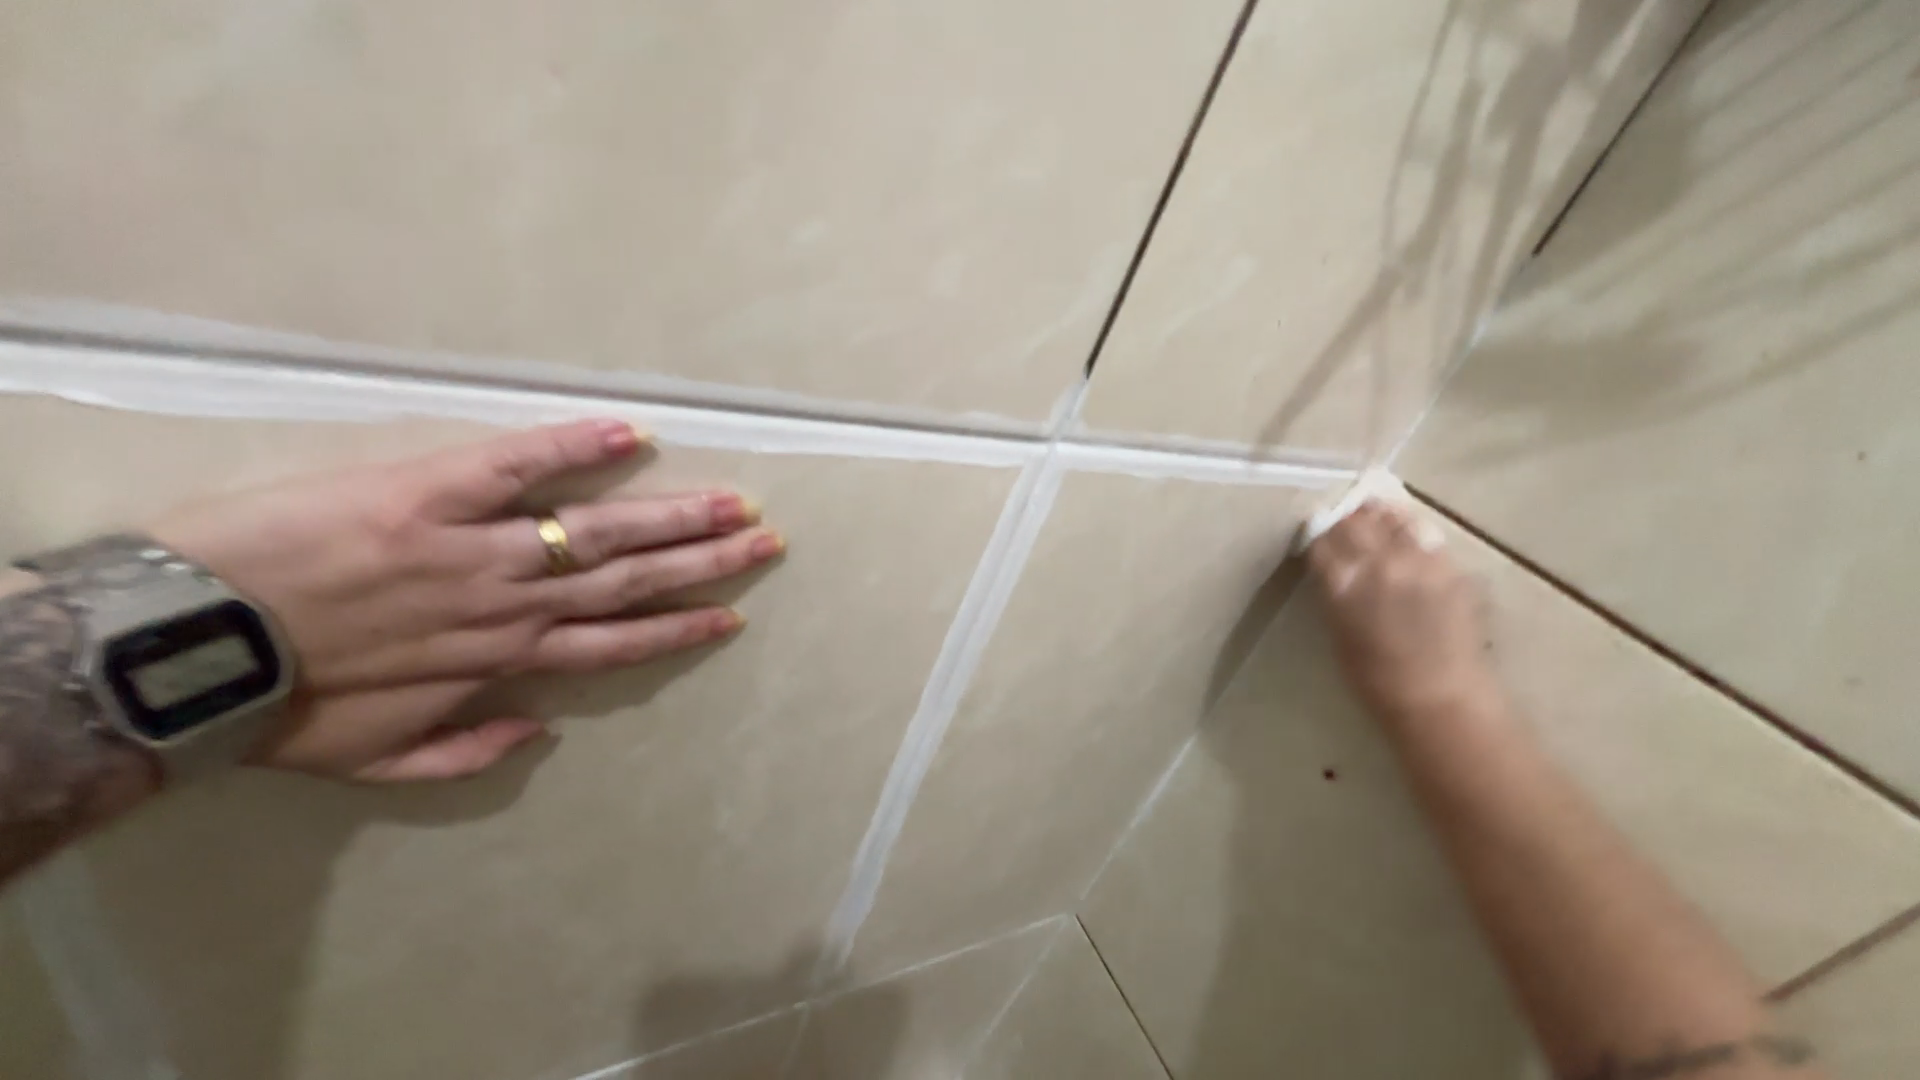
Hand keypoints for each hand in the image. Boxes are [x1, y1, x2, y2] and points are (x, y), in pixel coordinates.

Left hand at [149, 419, 784, 782]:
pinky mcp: (432, 492)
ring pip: (597, 529)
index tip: (730, 613)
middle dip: (705, 561)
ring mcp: (480, 545)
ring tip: (731, 502)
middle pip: (631, 579)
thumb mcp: (375, 761)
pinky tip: (630, 435)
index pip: (618, 643)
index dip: (680, 628)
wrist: (188, 650)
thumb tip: (540, 735)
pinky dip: (572, 448)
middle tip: (764, 540)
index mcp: (508, 659)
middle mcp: (516, 602)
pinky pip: (515, 465)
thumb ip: (464, 754)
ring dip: (672, 516)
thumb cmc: (287, 707)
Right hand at [1306, 502, 1501, 724]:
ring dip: (1377, 515)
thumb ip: (1335, 593)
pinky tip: (1405, 530)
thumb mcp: (1338, 632)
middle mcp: (1379, 564)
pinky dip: (1409, 528)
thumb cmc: (1375, 677)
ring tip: (1372, 511)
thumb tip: (1334, 568)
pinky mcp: (1449, 567)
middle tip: (1341, 518)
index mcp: (1343, 584)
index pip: (1322, 540)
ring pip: (1392, 520)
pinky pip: (1424, 535)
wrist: (1439, 696)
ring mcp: (1418, 562)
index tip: (1315, 531)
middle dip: (1344, 519)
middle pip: (1355, 522)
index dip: (1316, 532)